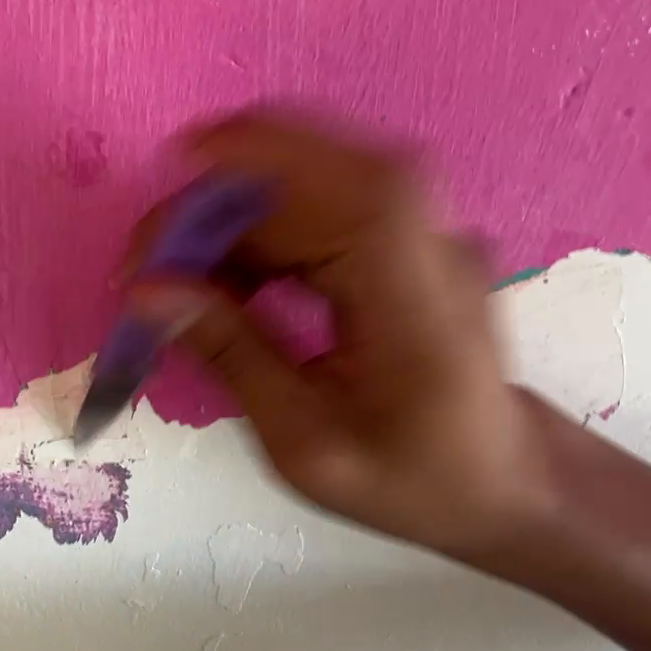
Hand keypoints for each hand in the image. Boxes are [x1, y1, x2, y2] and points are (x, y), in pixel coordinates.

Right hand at [123, 111, 563, 561]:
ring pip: (304, 175)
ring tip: (181, 281)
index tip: (157, 211)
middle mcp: (427, 236)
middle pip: (305, 166)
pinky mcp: (406, 232)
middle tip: (151, 269)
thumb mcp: (305, 442)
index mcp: (413, 291)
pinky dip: (258, 229)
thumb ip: (229, 355)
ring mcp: (423, 227)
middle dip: (211, 201)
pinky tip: (231, 281)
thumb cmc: (410, 480)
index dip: (237, 174)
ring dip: (228, 215)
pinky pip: (316, 200)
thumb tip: (146, 289)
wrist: (505, 483)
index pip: (329, 183)